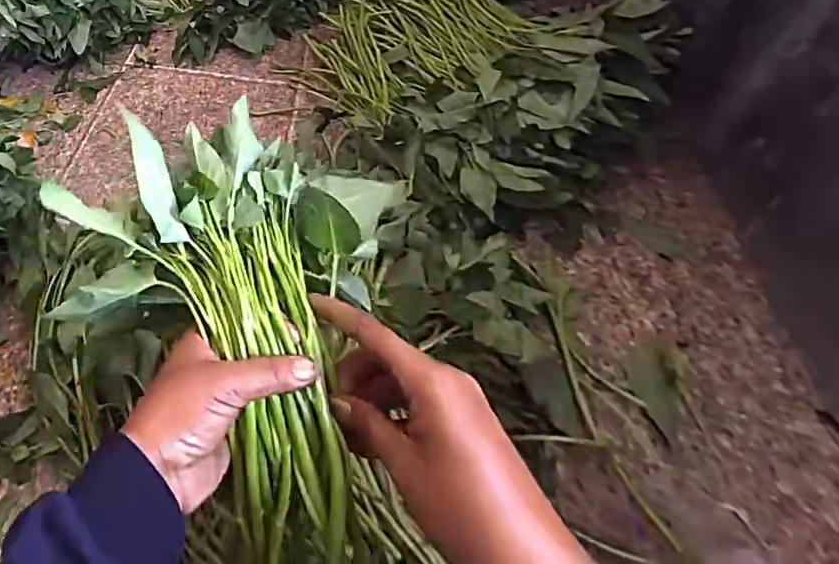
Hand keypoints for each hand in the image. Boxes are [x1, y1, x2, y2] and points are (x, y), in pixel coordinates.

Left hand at [120, 331, 316, 514]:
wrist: (161, 471)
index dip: (267, 321)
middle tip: (314, 353)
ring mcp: (223, 393)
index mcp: (202, 340)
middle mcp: (213, 362)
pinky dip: (281, 406)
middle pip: (253, 351)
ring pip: (259, 380)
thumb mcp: (224, 382)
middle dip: (280, 353)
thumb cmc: (182, 411)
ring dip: (283, 381)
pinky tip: (307, 401)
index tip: (299, 329)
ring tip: (318, 375)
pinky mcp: (234, 423)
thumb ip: (266, 372)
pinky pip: (262, 408)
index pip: (240, 320)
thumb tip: (311, 366)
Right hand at [311, 295, 588, 563]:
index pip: (375, 333)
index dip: (340, 315)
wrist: (529, 558)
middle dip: (353, 375)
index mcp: (432, 379)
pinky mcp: (465, 419)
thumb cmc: (461, 505)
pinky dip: (392, 411)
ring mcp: (459, 398)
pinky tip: (374, 440)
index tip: (310, 300)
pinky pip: (419, 399)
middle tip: (328, 406)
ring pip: (400, 380)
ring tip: (348, 432)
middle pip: (385, 357)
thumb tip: (337, 401)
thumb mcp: (404, 464)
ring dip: (371, 397)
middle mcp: (446, 378)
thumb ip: (367, 423)